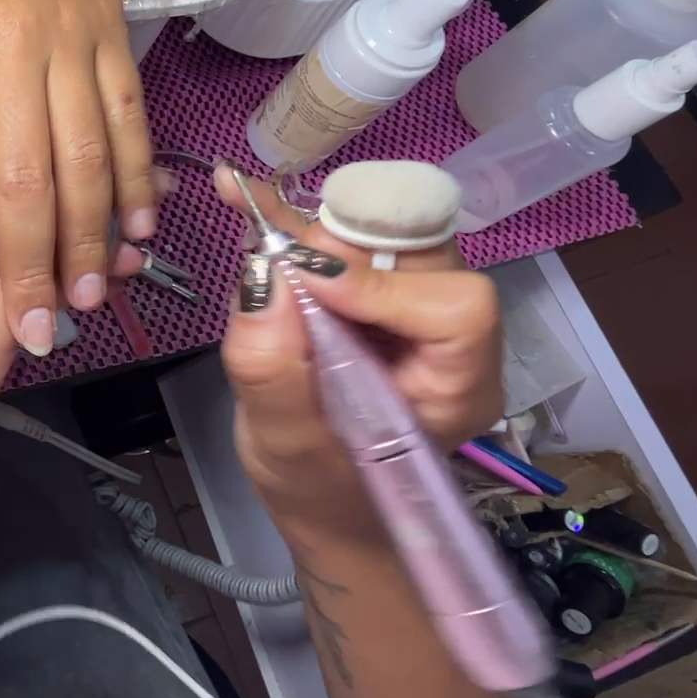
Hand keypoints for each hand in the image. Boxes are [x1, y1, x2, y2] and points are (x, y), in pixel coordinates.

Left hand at [0, 0, 155, 357]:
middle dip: (28, 266)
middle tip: (36, 330)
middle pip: (22, 180)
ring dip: (90, 237)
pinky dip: (137, 178)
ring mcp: (69, 45)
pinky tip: (137, 226)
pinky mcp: (112, 36)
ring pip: (88, 159)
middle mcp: (6, 53)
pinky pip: (131, 118)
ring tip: (88, 296)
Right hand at [213, 170, 503, 540]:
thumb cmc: (316, 492)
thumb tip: (261, 276)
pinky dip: (290, 221)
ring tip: (243, 204)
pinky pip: (339, 244)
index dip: (381, 287)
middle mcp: (445, 336)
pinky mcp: (368, 297)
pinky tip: (241, 194)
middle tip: (271, 251)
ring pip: (375, 236)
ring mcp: (408, 310)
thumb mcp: (285, 444)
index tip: (307, 283)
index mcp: (455, 385)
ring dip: (308, 222)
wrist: (323, 503)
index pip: (454, 310)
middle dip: (338, 242)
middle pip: (415, 255)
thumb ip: (272, 370)